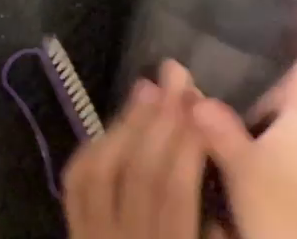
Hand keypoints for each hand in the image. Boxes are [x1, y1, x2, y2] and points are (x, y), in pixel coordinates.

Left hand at [62, 60, 207, 238]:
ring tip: (147, 88)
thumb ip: (219, 230)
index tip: (201, 100)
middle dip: (159, 117)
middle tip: (176, 74)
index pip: (174, 189)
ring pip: (103, 169)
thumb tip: (223, 168)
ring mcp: (91, 236)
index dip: (187, 141)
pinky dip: (94, 147)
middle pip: (138, 172)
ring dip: (127, 123)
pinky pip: (76, 183)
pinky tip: (116, 124)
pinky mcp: (73, 233)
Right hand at [191, 36, 296, 238]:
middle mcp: (286, 129)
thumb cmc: (280, 216)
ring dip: (225, 80)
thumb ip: (218, 127)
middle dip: (252, 49)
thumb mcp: (249, 171)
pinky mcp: (249, 170)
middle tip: (224, 11)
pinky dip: (210, 110)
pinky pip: (229, 126)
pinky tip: (184, 101)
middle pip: (274, 80)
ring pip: (247, 103)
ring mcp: (267, 150)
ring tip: (192, 45)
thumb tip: (182, 78)